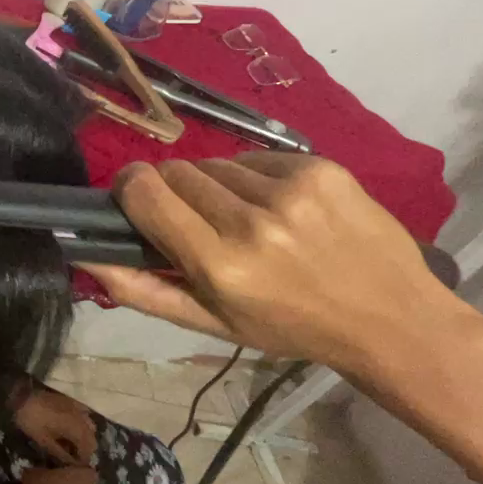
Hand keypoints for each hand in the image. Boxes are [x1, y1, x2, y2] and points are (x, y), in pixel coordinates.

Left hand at [15, 385, 96, 465]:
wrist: (21, 397)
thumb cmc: (32, 421)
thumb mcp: (45, 442)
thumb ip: (62, 454)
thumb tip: (74, 464)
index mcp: (77, 430)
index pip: (88, 450)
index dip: (83, 460)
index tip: (75, 465)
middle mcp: (82, 418)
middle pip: (91, 438)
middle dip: (85, 448)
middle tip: (72, 454)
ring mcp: (77, 407)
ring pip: (89, 426)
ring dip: (84, 435)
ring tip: (70, 440)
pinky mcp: (70, 400)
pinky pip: (83, 413)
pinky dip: (81, 422)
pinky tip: (70, 425)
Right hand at [79, 153, 465, 375]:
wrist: (397, 321)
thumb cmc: (291, 326)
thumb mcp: (210, 322)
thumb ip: (140, 290)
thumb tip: (85, 254)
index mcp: (219, 264)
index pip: (143, 191)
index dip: (130, 188)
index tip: (136, 200)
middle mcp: (251, 223)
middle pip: (174, 172)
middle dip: (175, 191)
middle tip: (199, 220)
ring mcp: (291, 191)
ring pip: (213, 164)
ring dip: (216, 185)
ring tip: (245, 216)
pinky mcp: (320, 168)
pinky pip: (254, 157)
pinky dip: (254, 176)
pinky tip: (279, 205)